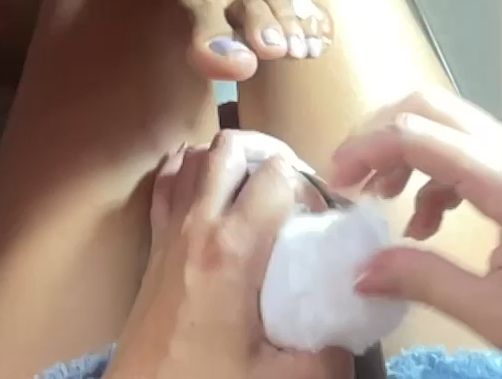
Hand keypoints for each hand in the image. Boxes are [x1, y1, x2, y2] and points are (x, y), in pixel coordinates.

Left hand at [111, 134, 345, 378]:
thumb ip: (326, 355)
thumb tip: (348, 330)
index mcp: (234, 247)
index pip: (276, 174)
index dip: (305, 182)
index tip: (318, 211)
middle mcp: (199, 221)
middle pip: (230, 146)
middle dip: (265, 152)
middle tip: (289, 184)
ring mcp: (171, 226)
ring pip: (195, 155)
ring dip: (227, 157)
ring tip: (252, 182)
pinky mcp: (153, 240)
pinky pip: (165, 180)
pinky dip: (185, 166)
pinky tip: (202, 176)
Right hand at [330, 89, 501, 362]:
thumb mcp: (497, 314)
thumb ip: (425, 282)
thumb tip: (357, 272)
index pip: (419, 136)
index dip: (367, 148)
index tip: (335, 178)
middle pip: (428, 106)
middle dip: (379, 132)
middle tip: (349, 173)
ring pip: (444, 123)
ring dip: (401, 150)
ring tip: (377, 194)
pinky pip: (461, 150)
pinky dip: (429, 173)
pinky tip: (421, 220)